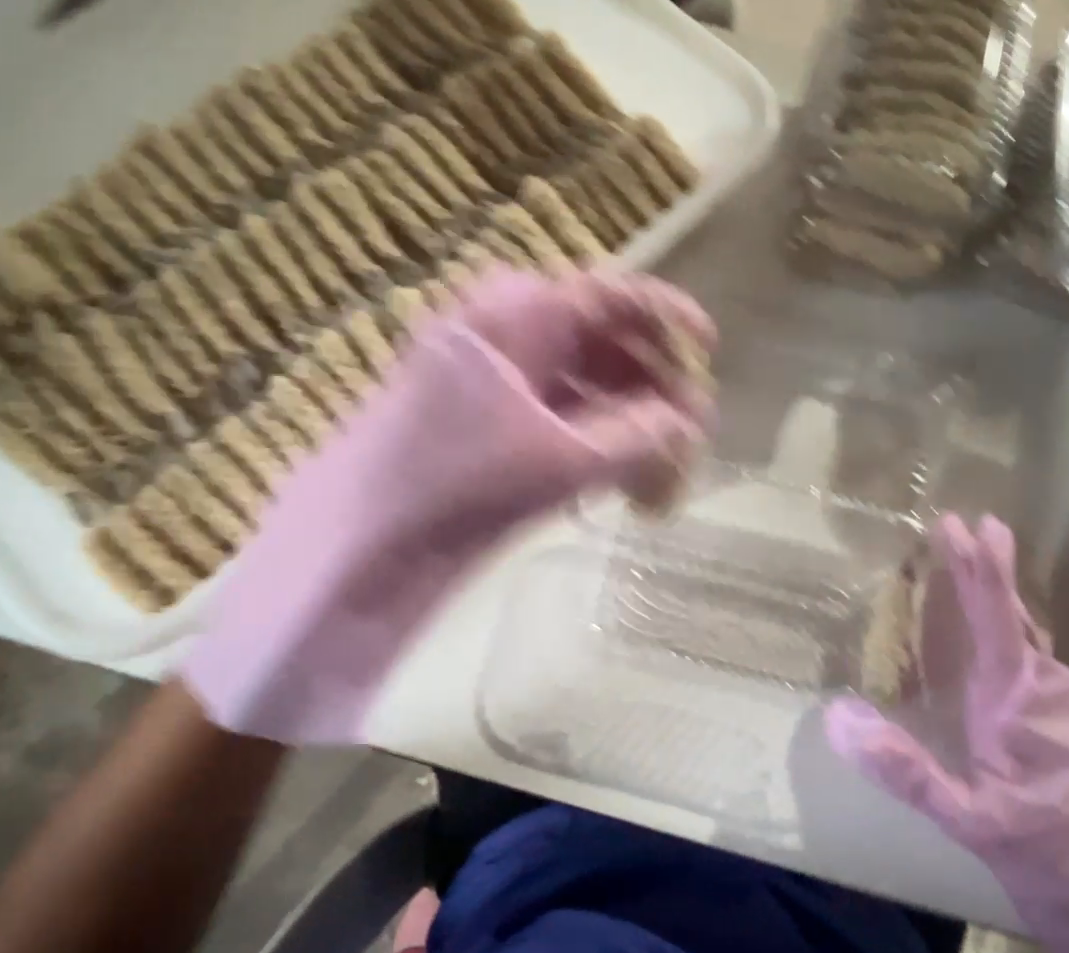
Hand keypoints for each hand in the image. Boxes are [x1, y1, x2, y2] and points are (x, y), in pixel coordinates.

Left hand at [183, 268, 715, 744]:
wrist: (356, 540)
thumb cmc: (458, 483)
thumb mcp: (561, 461)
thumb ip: (638, 438)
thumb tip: (689, 425)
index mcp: (518, 311)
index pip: (610, 296)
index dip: (668, 319)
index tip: (711, 349)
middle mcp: (500, 327)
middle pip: (597, 339)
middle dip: (650, 386)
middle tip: (689, 436)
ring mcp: (483, 372)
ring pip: (575, 380)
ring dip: (622, 421)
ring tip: (656, 473)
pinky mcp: (474, 415)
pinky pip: (548, 411)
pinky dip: (586, 439)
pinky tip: (610, 482)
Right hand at [824, 514, 1068, 952]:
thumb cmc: (1043, 853)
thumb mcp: (966, 818)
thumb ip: (903, 769)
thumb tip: (838, 718)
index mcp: (1024, 702)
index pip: (998, 620)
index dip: (978, 569)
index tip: (962, 524)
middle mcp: (1047, 689)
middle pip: (1014, 614)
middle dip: (988, 568)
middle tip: (961, 524)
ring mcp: (1059, 701)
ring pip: (1024, 632)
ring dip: (996, 594)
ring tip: (969, 559)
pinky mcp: (1059, 717)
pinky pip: (1026, 654)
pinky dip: (1002, 624)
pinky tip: (987, 626)